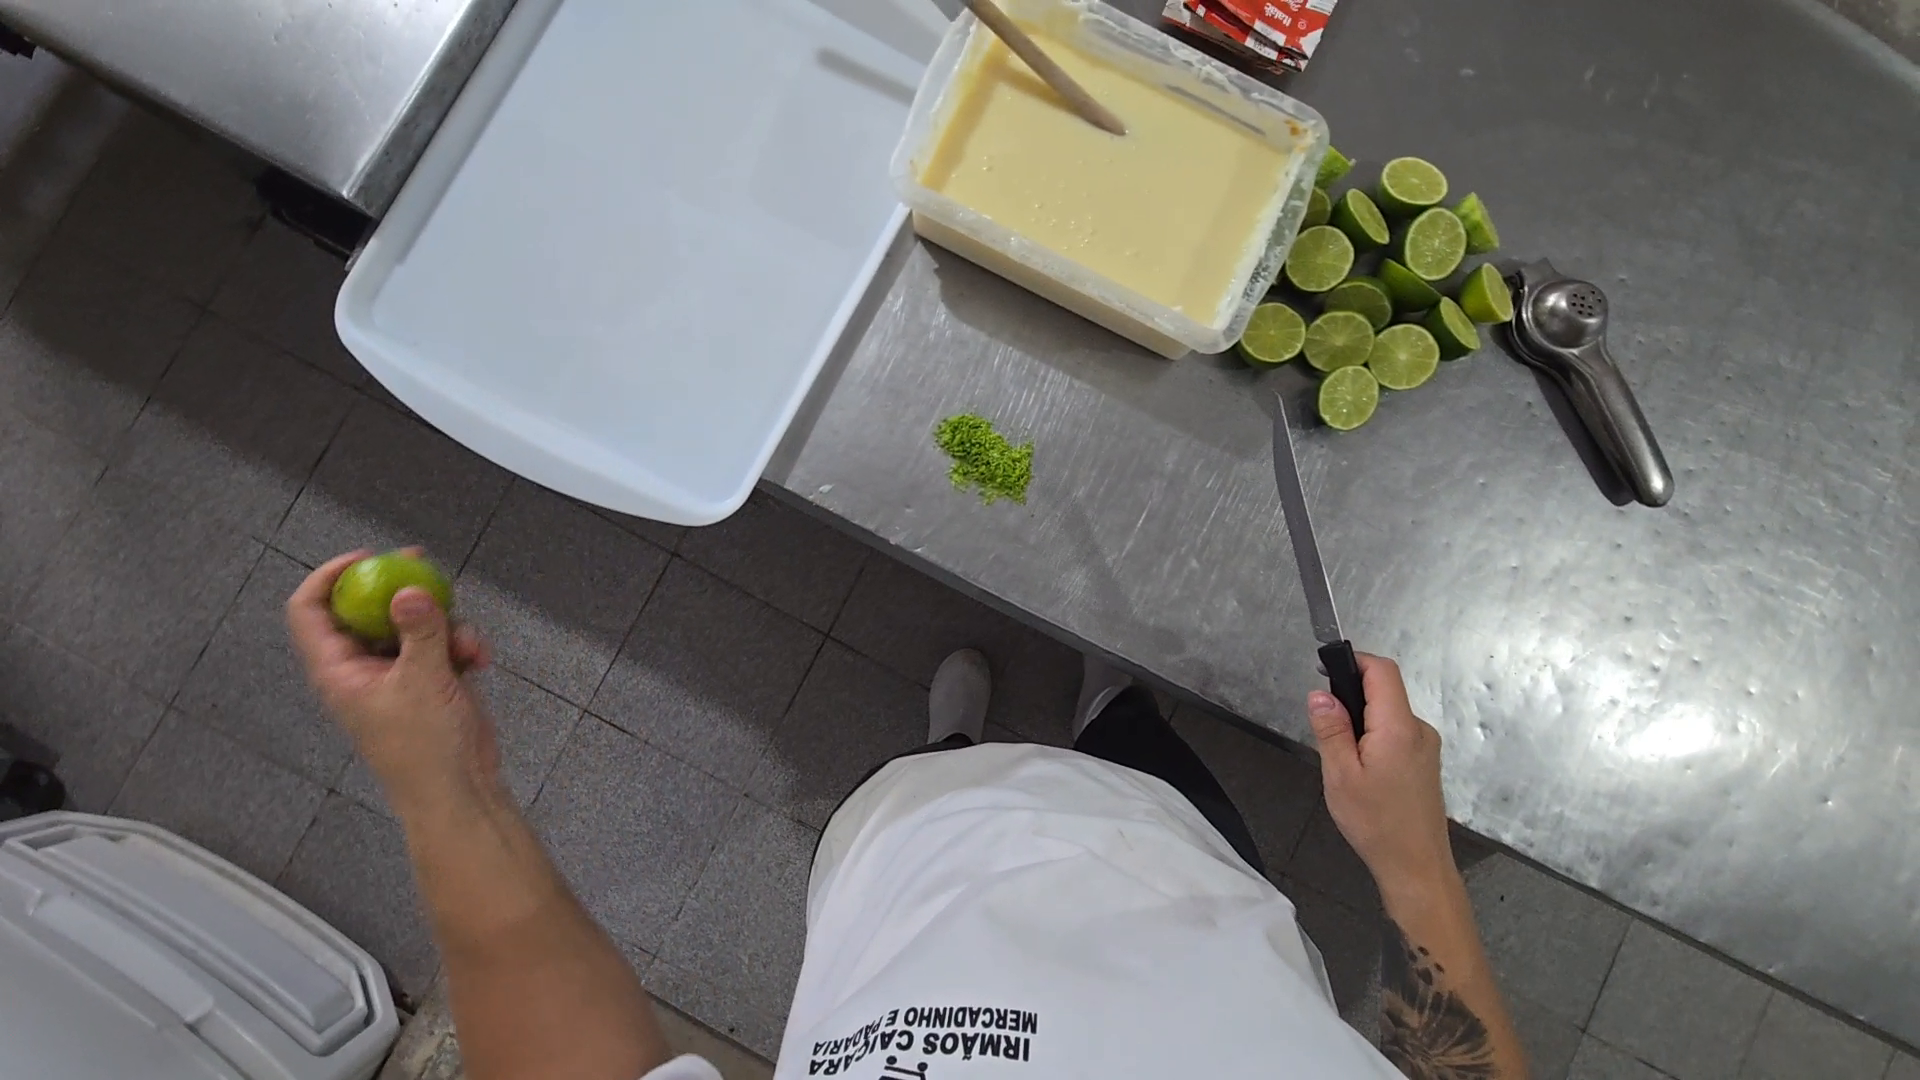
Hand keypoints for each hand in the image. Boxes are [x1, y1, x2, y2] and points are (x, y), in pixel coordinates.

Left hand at [286, 549, 499, 818]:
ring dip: (447, 626)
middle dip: (399, 591)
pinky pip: (442, 646)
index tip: (367, 558)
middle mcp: (363, 667)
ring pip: (413, 627)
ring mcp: (399, 674)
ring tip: (471, 647)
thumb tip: (410, 591)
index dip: (329, 579)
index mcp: (339, 670)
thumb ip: (420, 632)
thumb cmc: (424, 743)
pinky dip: (462, 646)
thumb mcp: (423, 681)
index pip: (312, 612)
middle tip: (424, 568)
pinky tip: (481, 660)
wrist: (458, 786)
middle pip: (368, 612)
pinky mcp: (432, 681)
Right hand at [1307, 654, 1456, 904]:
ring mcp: (1426, 746)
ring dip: (1360, 719)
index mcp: (1399, 728)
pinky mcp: (1425, 761)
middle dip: (1350, 695)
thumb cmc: (1374, 822)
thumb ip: (1330, 729)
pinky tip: (1360, 768)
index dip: (1353, 660)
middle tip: (1324, 727)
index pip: (1382, 671)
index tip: (1323, 669)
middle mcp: (1419, 730)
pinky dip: (1372, 735)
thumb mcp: (1340, 774)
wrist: (1416, 867)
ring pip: (1388, 712)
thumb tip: (1320, 693)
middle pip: (1384, 690)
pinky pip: (1395, 731)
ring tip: (1341, 757)